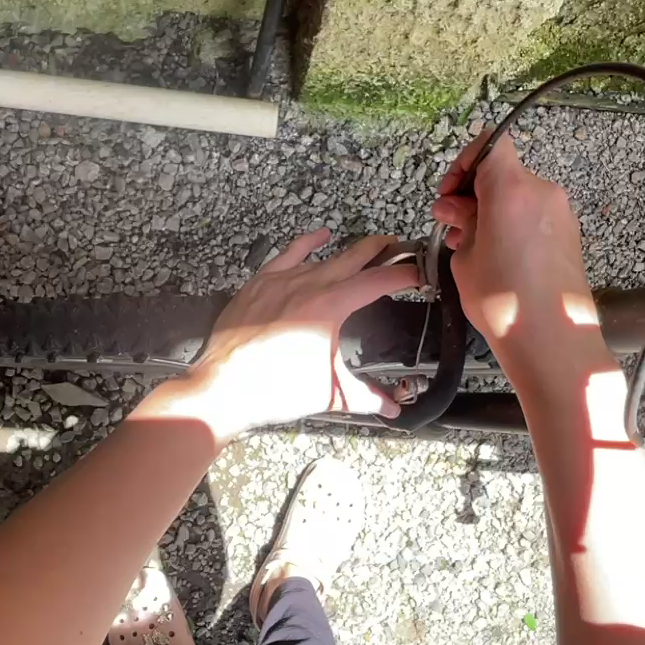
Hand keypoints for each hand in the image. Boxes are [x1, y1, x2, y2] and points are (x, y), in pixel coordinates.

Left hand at [138, 229, 419, 441]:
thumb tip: (393, 408)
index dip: (405, 274)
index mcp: (330, 306)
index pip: (378, 281)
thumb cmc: (276, 390)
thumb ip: (366, 396)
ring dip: (351, 250)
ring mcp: (282, 280)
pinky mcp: (260, 282)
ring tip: (371, 246)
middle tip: (403, 247)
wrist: (223, 388)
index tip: (421, 274)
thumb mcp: (329, 393)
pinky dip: (307, 243)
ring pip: (324, 254)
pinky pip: (288, 253)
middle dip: (383, 249)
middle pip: (355, 256)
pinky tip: (320, 236)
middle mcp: (309, 284)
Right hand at [430, 132, 599, 355]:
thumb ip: (460, 223)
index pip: (490, 143)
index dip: (464, 161)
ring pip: (517, 195)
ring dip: (490, 210)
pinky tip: (495, 256)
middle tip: (450, 223)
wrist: (552, 339)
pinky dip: (511, 224)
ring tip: (470, 245)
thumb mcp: (465, 257)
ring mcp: (560, 212)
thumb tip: (454, 209)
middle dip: (472, 192)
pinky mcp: (568, 234)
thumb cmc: (504, 301)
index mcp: (511, 190)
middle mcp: (541, 192)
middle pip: (502, 172)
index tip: (450, 191)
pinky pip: (533, 214)